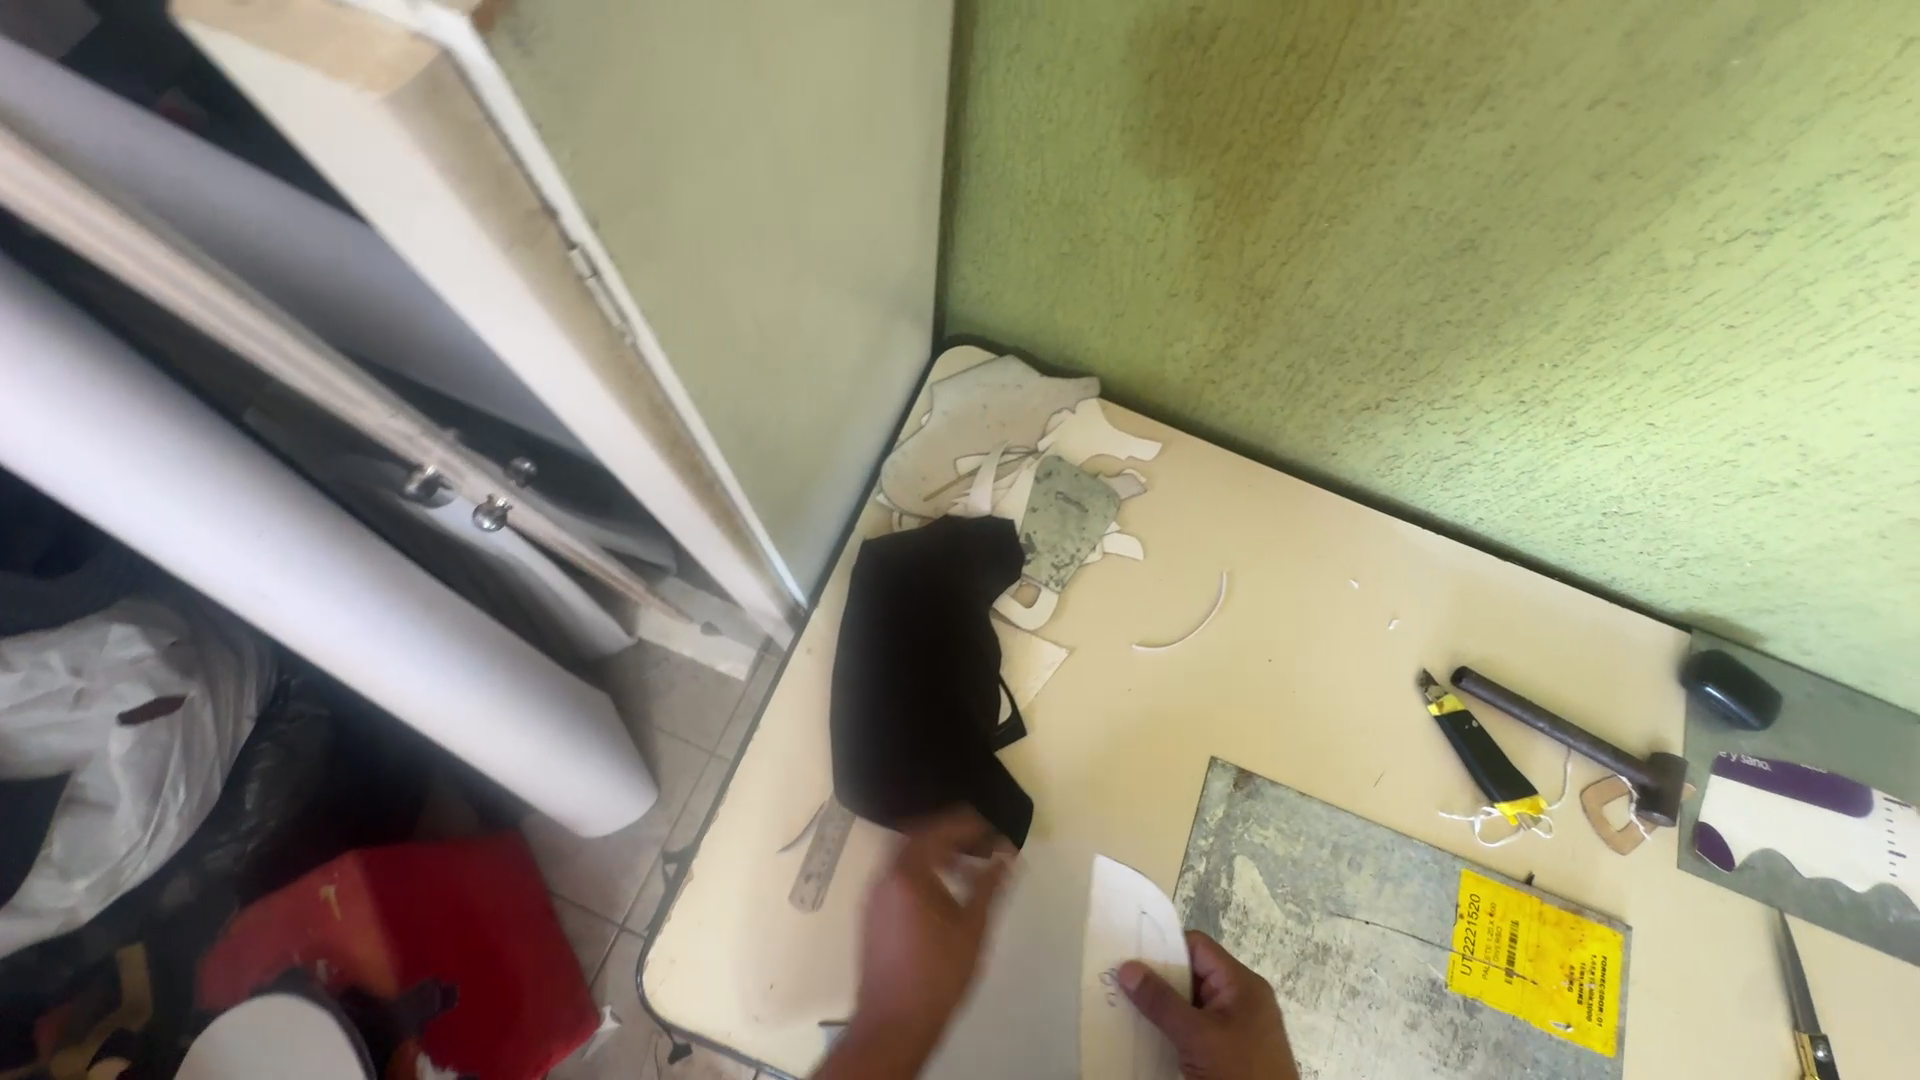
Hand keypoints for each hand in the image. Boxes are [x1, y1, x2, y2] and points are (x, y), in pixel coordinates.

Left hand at [820, 809, 1015, 1079]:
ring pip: (905, 857)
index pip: (937, 829)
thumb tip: (1007, 856)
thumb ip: (990, 886)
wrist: (894, 1023)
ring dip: (936, 854)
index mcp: (907, 874)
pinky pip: (897, 876)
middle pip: (918, 838)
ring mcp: (874, 896)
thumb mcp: (973, 929)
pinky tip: (942, 892)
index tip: (990, 828)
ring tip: (966, 868)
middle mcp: (884, 877)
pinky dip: (921, 872)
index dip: (966, 824)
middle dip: (951, 835)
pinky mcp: (872, 914)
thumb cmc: (938, 975)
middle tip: (979, 843)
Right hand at [1120, 931, 1298, 1079]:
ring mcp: (1234, 1028)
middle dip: (1157, 977)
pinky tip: (1143, 1032)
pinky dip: (1171, 1028)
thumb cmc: (1240, 1074)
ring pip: (1189, 1003)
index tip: (1130, 951)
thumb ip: (1161, 1001)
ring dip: (1161, 1005)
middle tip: (1119, 977)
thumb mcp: (1197, 1036)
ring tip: (1123, 1001)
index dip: (1164, 946)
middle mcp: (1239, 999)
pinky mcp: (1227, 1052)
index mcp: (1241, 984)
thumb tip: (1127, 968)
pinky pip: (1193, 1028)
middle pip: (1192, 974)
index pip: (1198, 947)